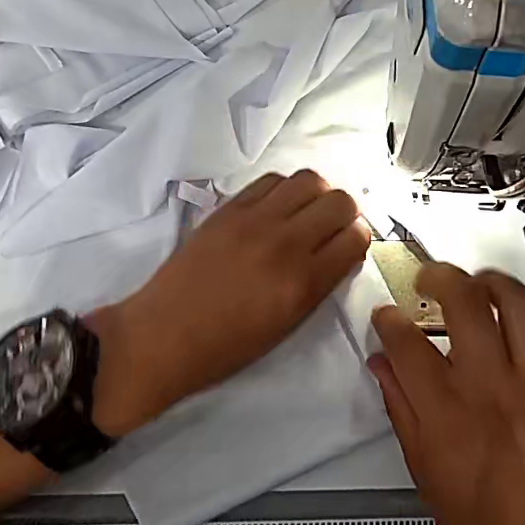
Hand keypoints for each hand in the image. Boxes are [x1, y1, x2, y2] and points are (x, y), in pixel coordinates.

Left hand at [89, 170, 369, 435]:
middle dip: (347, 212)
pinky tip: (278, 207)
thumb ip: (321, 283)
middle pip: (340, 200)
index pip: (355, 237)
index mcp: (302, 282)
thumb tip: (342, 250)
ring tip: (307, 212)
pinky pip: (271, 181)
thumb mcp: (288, 324)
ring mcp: (254, 220)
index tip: (350, 245)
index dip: (360, 238)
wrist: (164, 335)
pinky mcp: (229, 208)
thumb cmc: (228, 344)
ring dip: (318, 194)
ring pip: (309, 179)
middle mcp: (284, 243)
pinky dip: (285, 189)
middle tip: (335, 226)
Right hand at [368, 265, 524, 524]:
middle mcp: (492, 389)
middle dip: (439, 277)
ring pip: (518, 305)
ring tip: (475, 283)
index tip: (386, 316)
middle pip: (465, 304)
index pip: (408, 344)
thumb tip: (382, 365)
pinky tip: (522, 310)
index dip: (389, 321)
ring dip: (492, 282)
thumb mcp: (424, 473)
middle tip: (427, 280)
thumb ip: (401, 408)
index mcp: (448, 415)